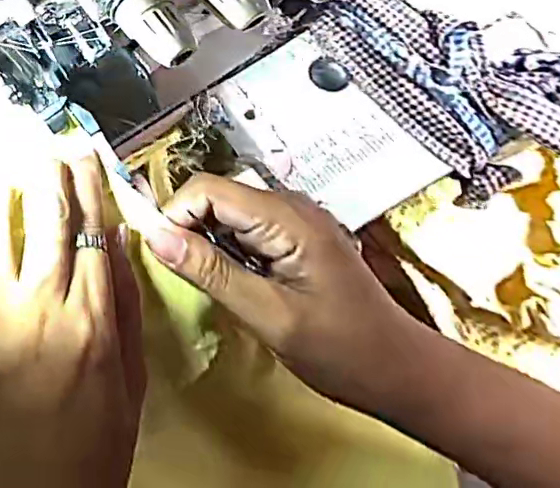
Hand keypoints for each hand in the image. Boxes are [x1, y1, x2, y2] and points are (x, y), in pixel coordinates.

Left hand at [0, 154, 145, 487]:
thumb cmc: (93, 443)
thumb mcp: (131, 378)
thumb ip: (125, 300)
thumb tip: (115, 234)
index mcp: (90, 321)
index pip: (91, 229)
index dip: (89, 184)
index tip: (85, 152)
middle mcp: (41, 307)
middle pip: (48, 218)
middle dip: (50, 171)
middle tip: (51, 143)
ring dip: (5, 186)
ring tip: (11, 158)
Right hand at [140, 173, 423, 413]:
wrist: (402, 371)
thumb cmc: (344, 351)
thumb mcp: (270, 317)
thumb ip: (211, 273)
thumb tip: (157, 237)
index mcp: (286, 217)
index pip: (208, 189)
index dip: (177, 215)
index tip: (166, 254)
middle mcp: (289, 203)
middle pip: (216, 194)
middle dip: (191, 228)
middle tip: (190, 276)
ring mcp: (294, 215)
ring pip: (227, 209)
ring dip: (210, 240)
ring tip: (221, 283)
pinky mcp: (295, 230)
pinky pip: (245, 223)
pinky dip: (230, 247)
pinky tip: (241, 280)